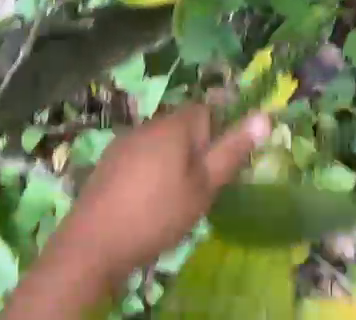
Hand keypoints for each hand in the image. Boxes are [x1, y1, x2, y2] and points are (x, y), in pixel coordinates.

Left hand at [2, 104, 270, 319]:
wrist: (91, 247)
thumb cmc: (157, 214)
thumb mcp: (204, 186)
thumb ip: (233, 150)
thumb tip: (265, 115)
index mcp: (176, 124)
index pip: (208, 109)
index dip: (218, 134)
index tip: (218, 166)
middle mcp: (149, 124)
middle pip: (184, 125)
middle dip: (196, 148)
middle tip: (199, 186)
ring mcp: (123, 142)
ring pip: (160, 142)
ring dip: (171, 160)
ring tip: (174, 197)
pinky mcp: (106, 164)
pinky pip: (139, 157)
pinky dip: (148, 172)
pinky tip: (146, 202)